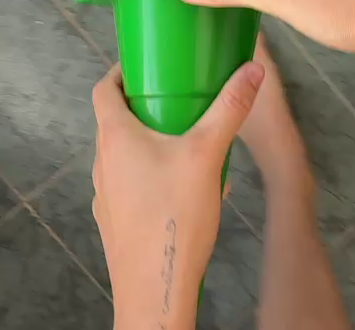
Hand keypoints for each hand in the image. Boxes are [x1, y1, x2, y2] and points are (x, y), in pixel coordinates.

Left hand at [93, 60, 263, 329]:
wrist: (156, 292)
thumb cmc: (173, 216)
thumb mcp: (208, 152)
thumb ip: (230, 107)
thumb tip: (252, 68)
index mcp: (114, 136)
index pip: (103, 88)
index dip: (121, 70)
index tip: (147, 62)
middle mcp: (102, 162)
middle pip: (114, 119)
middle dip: (144, 103)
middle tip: (176, 94)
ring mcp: (105, 196)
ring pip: (123, 152)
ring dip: (148, 138)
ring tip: (185, 138)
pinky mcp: (115, 222)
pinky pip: (129, 182)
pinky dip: (149, 171)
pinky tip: (182, 184)